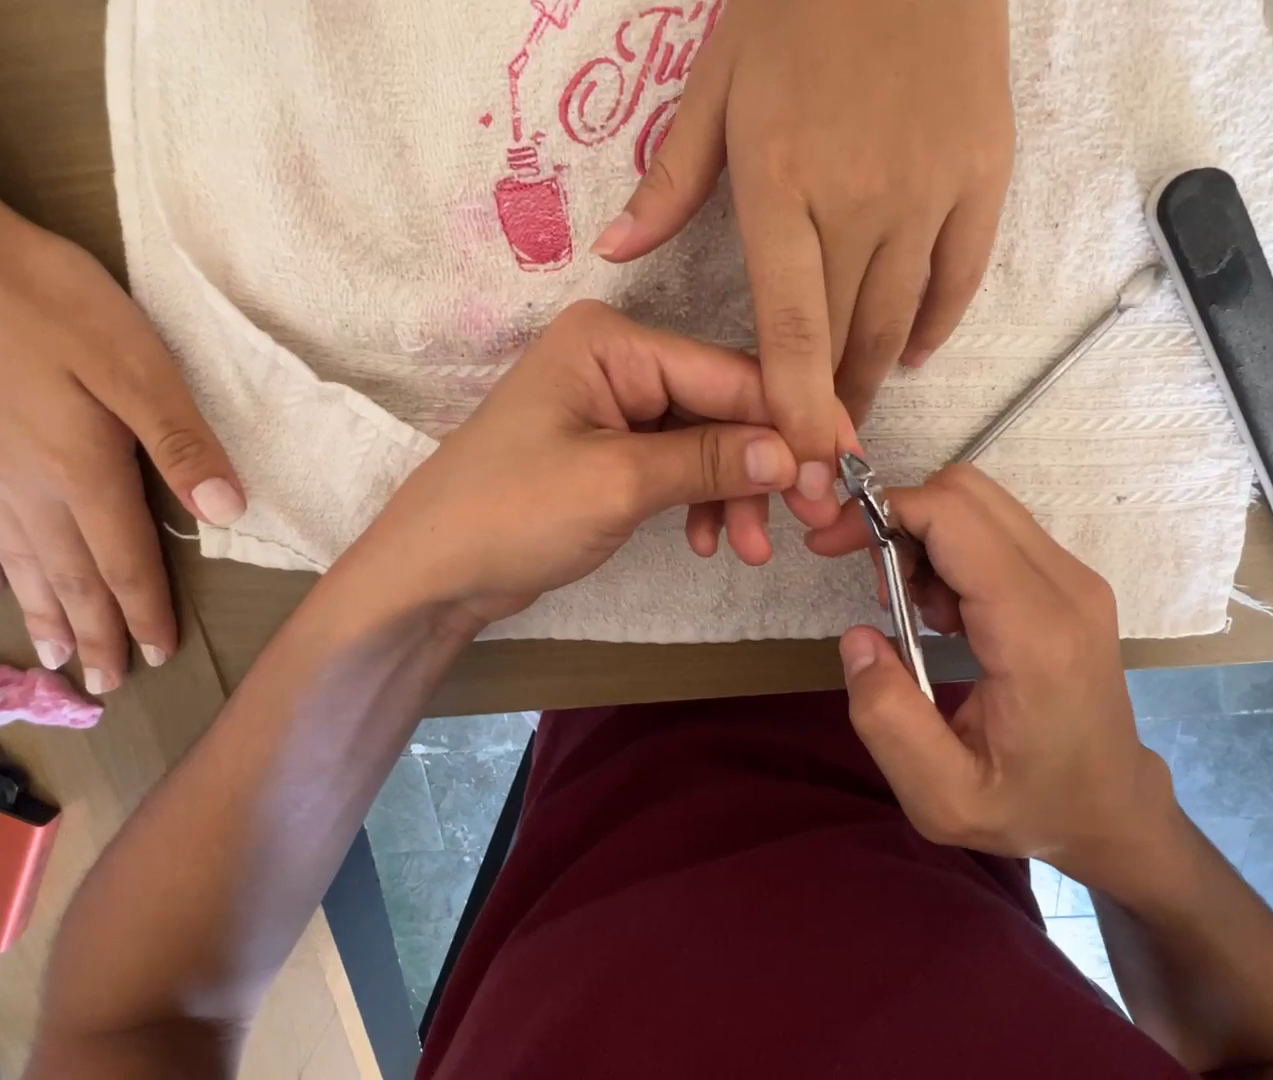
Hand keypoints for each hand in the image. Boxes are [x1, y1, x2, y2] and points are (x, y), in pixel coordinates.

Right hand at [0, 208, 245, 694]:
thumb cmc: (44, 300)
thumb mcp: (137, 366)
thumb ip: (182, 446)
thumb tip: (229, 516)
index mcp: (83, 473)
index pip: (125, 563)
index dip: (144, 613)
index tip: (155, 658)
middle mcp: (25, 488)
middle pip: (69, 578)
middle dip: (93, 634)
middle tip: (102, 686)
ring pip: (18, 564)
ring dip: (40, 615)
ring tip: (49, 660)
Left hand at [358, 300, 797, 625]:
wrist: (431, 573)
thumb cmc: (511, 513)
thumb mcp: (618, 484)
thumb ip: (710, 462)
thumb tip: (794, 457)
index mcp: (613, 341)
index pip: (727, 373)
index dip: (789, 421)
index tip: (841, 469)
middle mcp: (619, 360)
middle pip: (722, 407)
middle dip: (764, 466)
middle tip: (812, 518)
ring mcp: (614, 406)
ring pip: (706, 442)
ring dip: (735, 493)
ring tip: (749, 550)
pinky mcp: (612, 449)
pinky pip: (678, 466)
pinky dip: (700, 501)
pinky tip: (709, 541)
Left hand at [593, 0, 1014, 502]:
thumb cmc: (797, 9)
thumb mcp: (716, 86)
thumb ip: (669, 184)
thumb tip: (616, 252)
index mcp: (783, 190)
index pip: (790, 330)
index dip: (794, 408)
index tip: (796, 462)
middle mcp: (861, 206)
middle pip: (846, 340)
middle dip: (831, 410)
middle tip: (815, 452)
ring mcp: (930, 195)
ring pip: (901, 321)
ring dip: (875, 378)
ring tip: (852, 412)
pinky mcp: (982, 179)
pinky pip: (960, 280)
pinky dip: (935, 327)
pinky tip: (910, 353)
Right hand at [805, 466, 1175, 879]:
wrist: (1112, 810)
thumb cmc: (1030, 808)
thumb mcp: (941, 798)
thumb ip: (887, 719)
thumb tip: (858, 636)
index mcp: (1034, 633)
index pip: (954, 516)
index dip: (882, 512)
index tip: (831, 546)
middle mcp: (1066, 587)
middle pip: (966, 492)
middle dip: (900, 520)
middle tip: (881, 590)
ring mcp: (1075, 578)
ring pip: (979, 503)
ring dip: (924, 537)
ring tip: (915, 612)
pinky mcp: (1070, 580)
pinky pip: (995, 528)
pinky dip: (949, 549)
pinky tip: (945, 613)